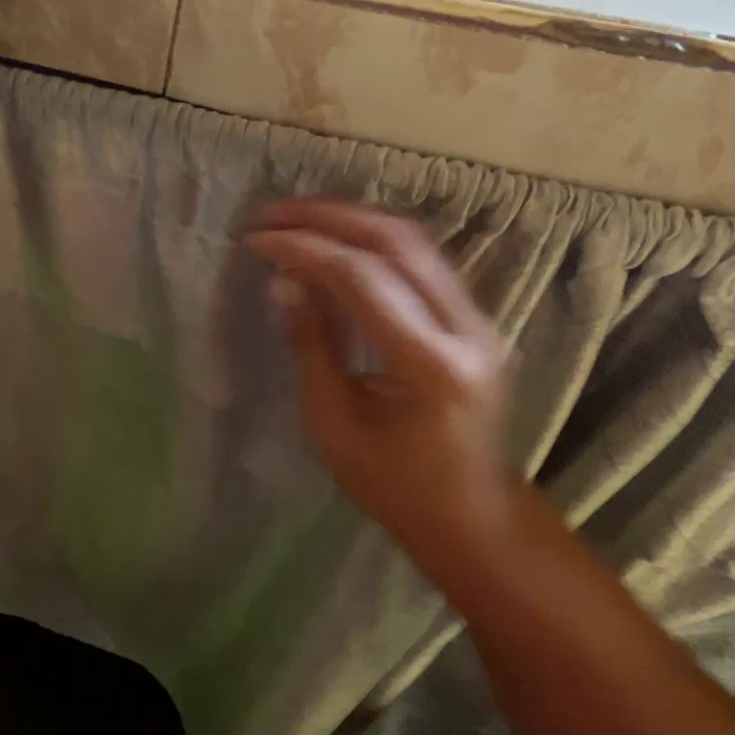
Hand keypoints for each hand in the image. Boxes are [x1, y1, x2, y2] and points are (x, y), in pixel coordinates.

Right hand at [244, 199, 516, 557]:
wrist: (476, 521)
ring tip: (295, 218)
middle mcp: (467, 330)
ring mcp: (480, 322)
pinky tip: (333, 242)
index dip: (302, 248)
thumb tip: (285, 281)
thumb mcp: (334, 424)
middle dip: (326, 217)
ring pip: (415, 242)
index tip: (254, 239)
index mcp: (429, 365)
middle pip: (396, 241)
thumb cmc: (395, 487)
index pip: (361, 278)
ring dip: (350, 220)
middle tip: (270, 213)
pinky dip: (372, 242)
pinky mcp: (475, 322)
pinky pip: (422, 261)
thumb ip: (312, 344)